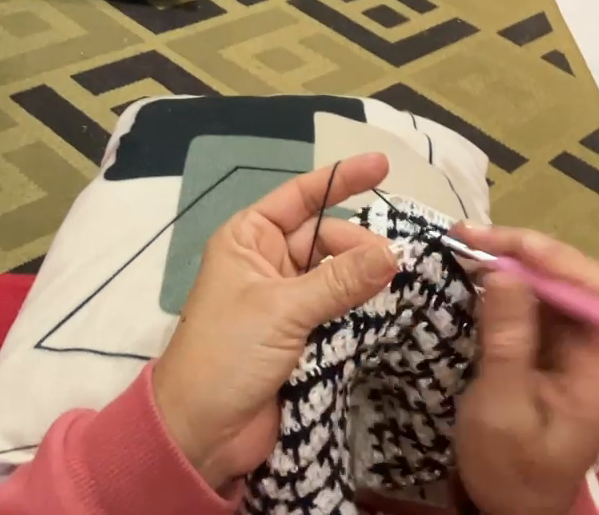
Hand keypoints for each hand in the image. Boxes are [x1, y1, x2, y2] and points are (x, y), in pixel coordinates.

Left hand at [151, 152, 399, 488]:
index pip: (301, 197)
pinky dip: (362, 304)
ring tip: (397, 281)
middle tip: (393, 264)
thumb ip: (340, 281)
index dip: (341, 179)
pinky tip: (389, 305)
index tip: (382, 164)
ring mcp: (285, 297)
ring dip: (364, 275)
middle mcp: (268, 260)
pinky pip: (339, 306)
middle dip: (358, 243)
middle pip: (326, 236)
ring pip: (336, 272)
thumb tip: (394, 253)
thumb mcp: (282, 310)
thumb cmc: (226, 353)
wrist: (201, 434)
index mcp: (249, 238)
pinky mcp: (301, 333)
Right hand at [453, 224, 598, 514]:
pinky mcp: (550, 340)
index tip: (513, 249)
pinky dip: (508, 273)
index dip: (568, 264)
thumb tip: (503, 269)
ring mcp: (575, 342)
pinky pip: (537, 293)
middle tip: (472, 238)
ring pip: (558, 278)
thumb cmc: (509, 468)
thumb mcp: (502, 409)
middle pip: (584, 278)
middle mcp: (598, 348)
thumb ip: (506, 339)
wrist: (507, 507)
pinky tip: (478, 265)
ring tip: (467, 242)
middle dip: (531, 251)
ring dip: (515, 255)